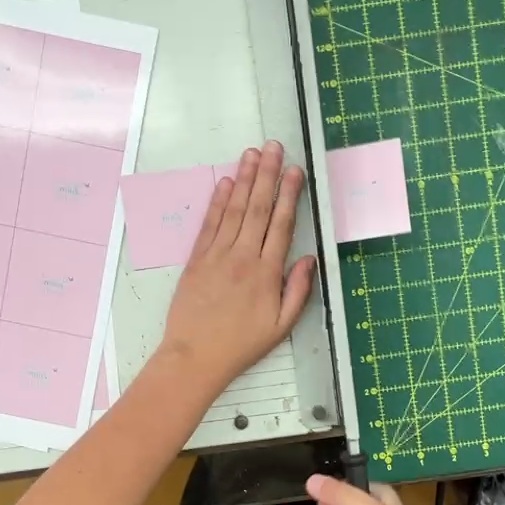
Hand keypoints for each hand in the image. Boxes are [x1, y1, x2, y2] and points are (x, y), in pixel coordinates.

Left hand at [157, 141, 315, 392]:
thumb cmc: (241, 345)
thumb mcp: (281, 327)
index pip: (281, 225)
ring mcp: (217, 256)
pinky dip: (218, 202)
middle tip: (274, 147)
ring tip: (252, 153)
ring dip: (244, 179)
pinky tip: (226, 183)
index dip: (289, 195)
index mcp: (266, 273)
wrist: (195, 357)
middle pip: (258, 208)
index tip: (295, 171)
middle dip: (267, 175)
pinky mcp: (196, 260)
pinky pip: (210, 224)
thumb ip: (297, 291)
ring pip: (234, 210)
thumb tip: (309, 259)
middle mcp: (242, 257)